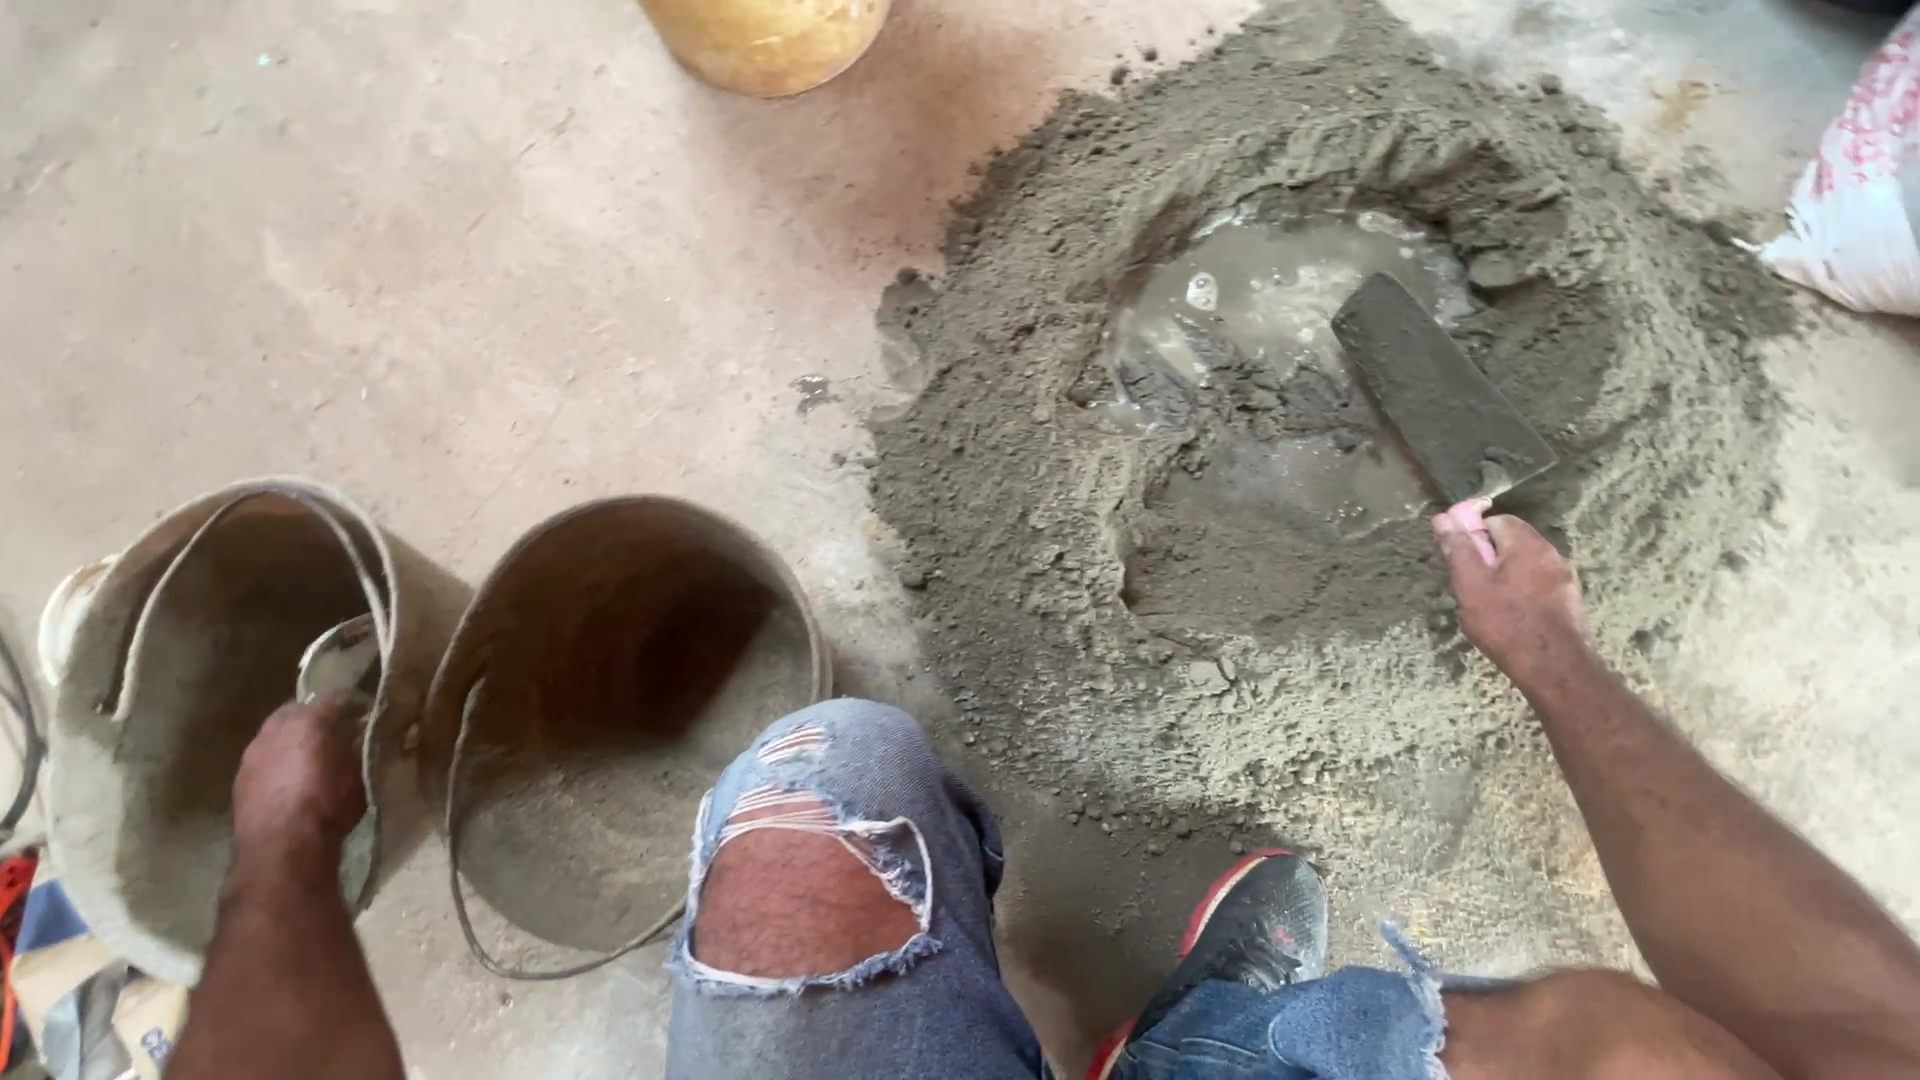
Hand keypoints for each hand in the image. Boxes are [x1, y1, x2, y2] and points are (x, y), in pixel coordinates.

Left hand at [233, 698, 365, 860]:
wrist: (282, 846)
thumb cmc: (331, 802)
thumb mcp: (362, 770)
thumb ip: (363, 742)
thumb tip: (369, 728)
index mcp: (310, 720)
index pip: (334, 696)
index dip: (353, 704)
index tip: (366, 715)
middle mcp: (276, 729)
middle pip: (298, 708)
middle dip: (317, 715)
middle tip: (338, 731)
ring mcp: (252, 752)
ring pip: (277, 731)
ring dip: (295, 736)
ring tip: (314, 754)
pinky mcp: (240, 776)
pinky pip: (265, 754)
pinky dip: (280, 756)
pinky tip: (293, 776)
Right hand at [1434, 511, 1592, 690]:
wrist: (1551, 665)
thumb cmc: (1504, 621)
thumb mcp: (1469, 583)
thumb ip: (1458, 548)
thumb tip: (1444, 516)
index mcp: (1527, 545)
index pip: (1497, 520)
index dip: (1474, 533)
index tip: (1460, 557)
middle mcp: (1551, 554)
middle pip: (1512, 541)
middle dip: (1487, 556)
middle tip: (1469, 583)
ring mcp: (1563, 577)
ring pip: (1524, 563)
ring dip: (1502, 574)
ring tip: (1486, 602)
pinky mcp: (1568, 599)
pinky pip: (1536, 582)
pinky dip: (1519, 589)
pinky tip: (1509, 614)